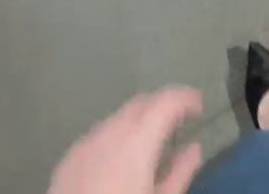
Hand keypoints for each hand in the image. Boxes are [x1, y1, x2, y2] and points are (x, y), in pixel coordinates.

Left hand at [48, 88, 204, 193]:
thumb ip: (181, 172)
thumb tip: (194, 148)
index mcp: (139, 138)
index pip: (167, 99)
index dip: (186, 97)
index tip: (199, 107)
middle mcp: (112, 130)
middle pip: (142, 103)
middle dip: (162, 106)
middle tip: (179, 122)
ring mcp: (86, 142)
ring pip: (118, 117)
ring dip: (138, 121)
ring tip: (150, 143)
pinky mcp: (68, 158)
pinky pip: (98, 135)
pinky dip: (115, 137)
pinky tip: (119, 160)